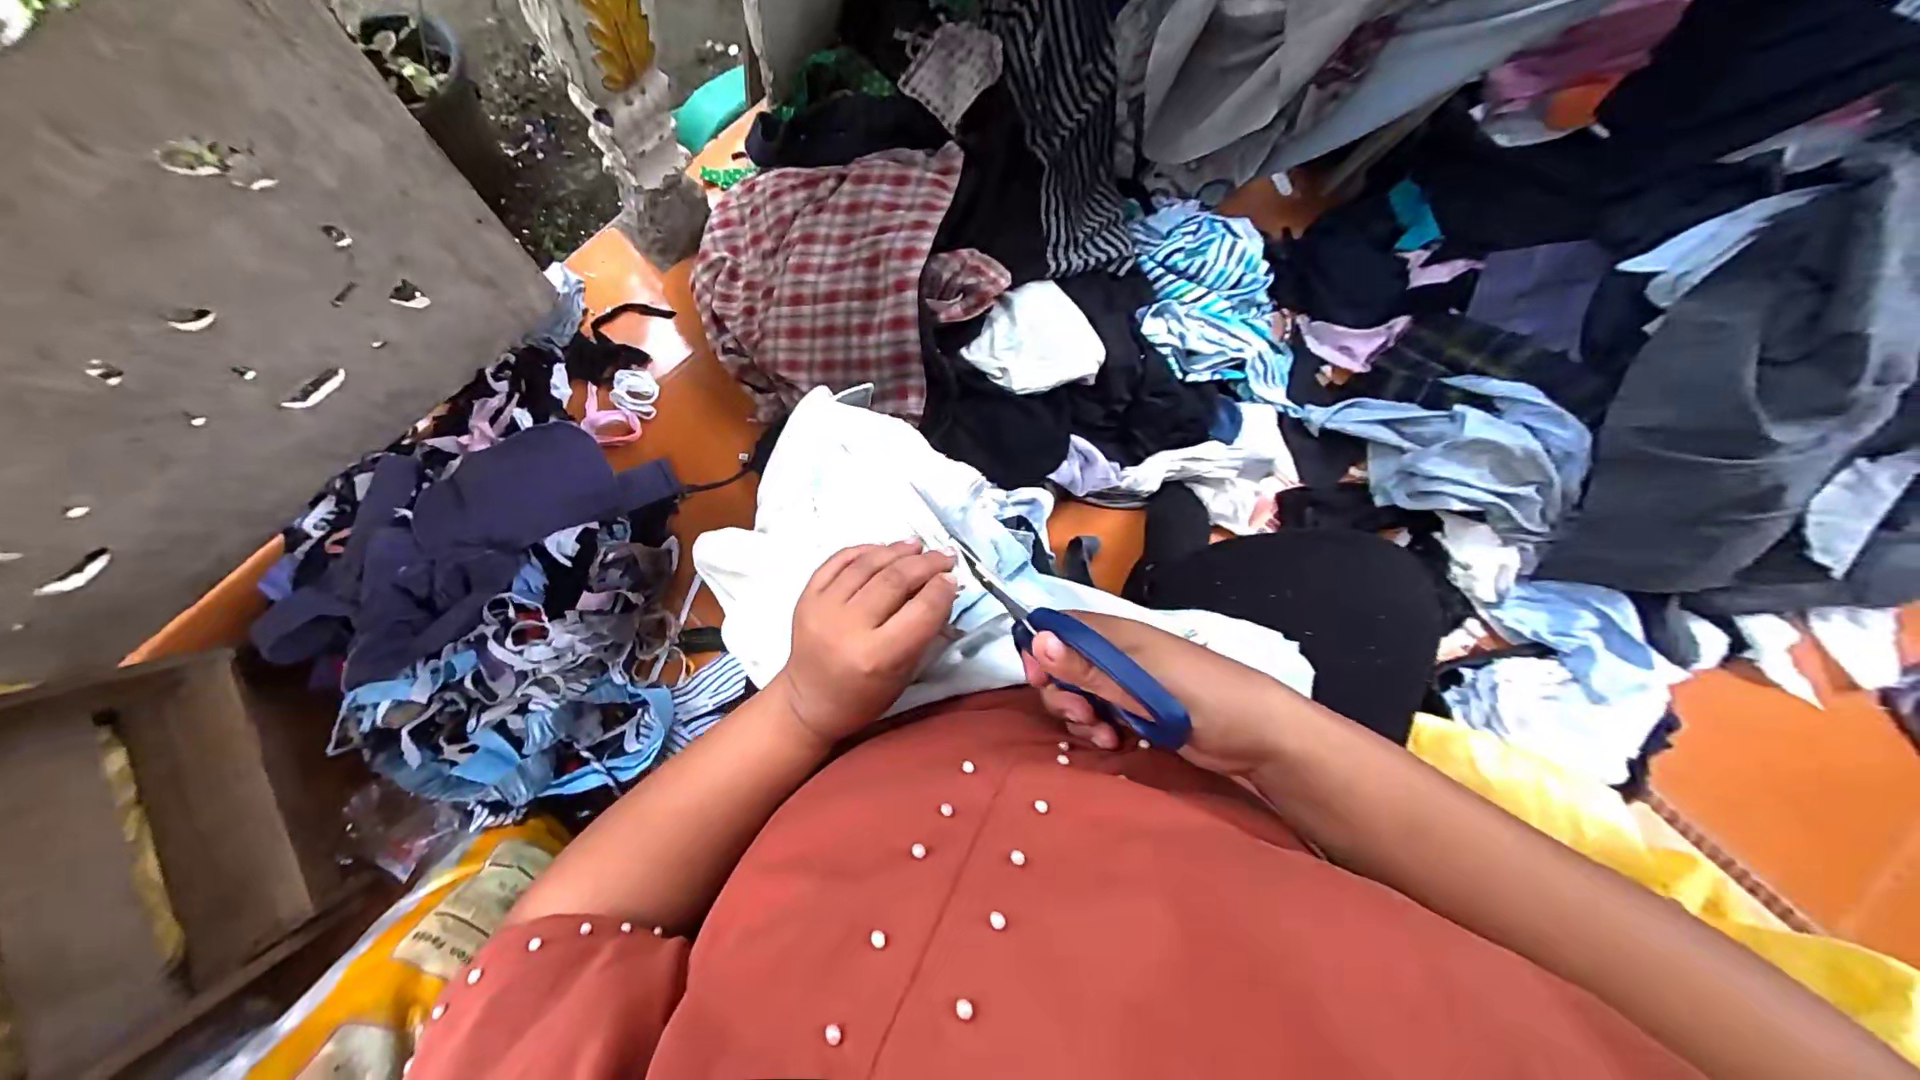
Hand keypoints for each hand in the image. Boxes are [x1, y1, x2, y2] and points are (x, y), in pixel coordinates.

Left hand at [774, 540, 957, 745]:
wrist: (809, 702)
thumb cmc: (865, 696)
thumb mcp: (904, 672)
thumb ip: (923, 630)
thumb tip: (942, 586)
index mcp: (876, 657)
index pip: (920, 611)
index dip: (942, 589)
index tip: (953, 577)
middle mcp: (848, 628)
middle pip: (894, 580)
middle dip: (926, 564)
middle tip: (944, 556)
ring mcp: (822, 609)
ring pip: (867, 564)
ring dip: (897, 551)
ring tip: (917, 546)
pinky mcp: (806, 597)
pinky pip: (838, 561)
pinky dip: (865, 550)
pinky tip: (884, 549)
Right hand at [1019, 612, 1296, 776]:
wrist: (1256, 736)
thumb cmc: (1200, 695)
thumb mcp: (1138, 681)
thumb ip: (1086, 664)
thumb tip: (1038, 638)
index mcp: (1114, 635)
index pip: (1058, 629)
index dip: (1041, 651)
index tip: (1039, 680)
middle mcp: (1114, 655)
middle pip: (1062, 667)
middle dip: (1061, 694)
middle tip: (1082, 714)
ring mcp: (1125, 685)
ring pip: (1078, 696)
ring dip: (1080, 718)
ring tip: (1105, 734)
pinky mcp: (1135, 712)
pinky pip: (1098, 718)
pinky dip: (1098, 731)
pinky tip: (1116, 742)